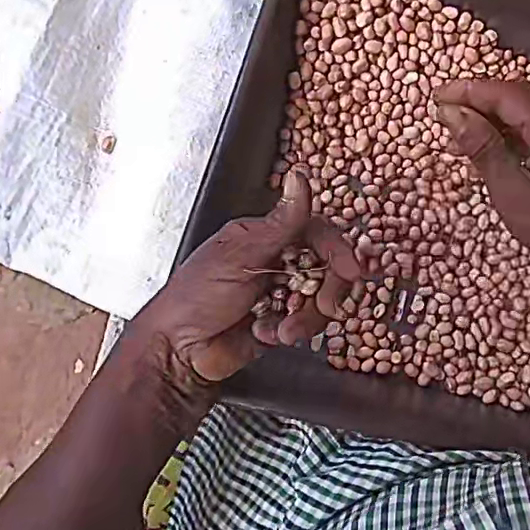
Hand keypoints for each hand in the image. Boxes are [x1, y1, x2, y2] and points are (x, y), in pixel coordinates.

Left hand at [120, 171, 358, 405]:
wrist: (178, 352)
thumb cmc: (196, 296)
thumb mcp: (241, 254)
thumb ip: (281, 222)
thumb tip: (300, 177)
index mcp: (266, 236)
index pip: (317, 233)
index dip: (337, 251)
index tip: (351, 271)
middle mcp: (278, 260)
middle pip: (327, 267)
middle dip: (327, 291)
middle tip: (323, 307)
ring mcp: (280, 292)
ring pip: (321, 298)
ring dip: (307, 317)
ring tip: (280, 329)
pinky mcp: (282, 321)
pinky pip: (307, 323)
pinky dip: (291, 331)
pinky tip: (266, 333)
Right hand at [435, 79, 529, 292]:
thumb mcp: (511, 193)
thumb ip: (483, 148)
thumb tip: (452, 114)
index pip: (511, 95)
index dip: (470, 92)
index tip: (438, 95)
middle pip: (520, 96)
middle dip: (479, 101)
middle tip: (442, 110)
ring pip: (527, 110)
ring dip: (492, 116)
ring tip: (456, 130)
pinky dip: (509, 131)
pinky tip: (482, 142)